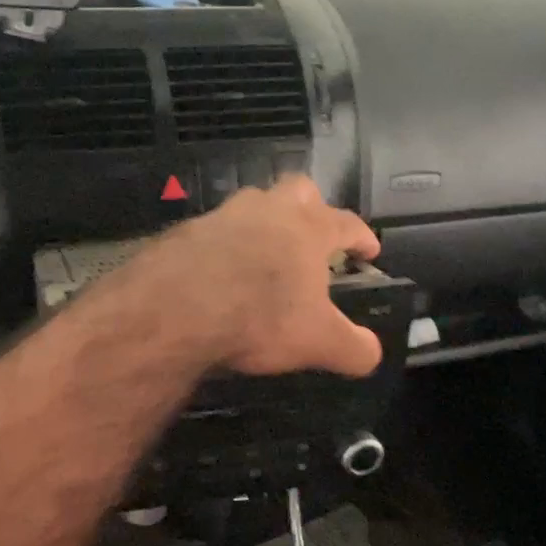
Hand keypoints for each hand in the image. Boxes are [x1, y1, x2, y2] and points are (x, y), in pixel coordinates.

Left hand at [139, 175, 382, 376]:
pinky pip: (210, 234)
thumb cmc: (259, 317)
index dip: (361, 236)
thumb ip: (353, 348)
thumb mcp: (319, 342)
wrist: (174, 309)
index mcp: (307, 228)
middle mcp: (266, 210)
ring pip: (248, 207)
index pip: (346, 222)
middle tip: (311, 236)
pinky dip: (220, 250)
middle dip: (310, 208)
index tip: (369, 250)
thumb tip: (371, 354)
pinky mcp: (182, 234)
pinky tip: (217, 275)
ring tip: (262, 257)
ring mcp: (220, 217)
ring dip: (260, 226)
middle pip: (296, 190)